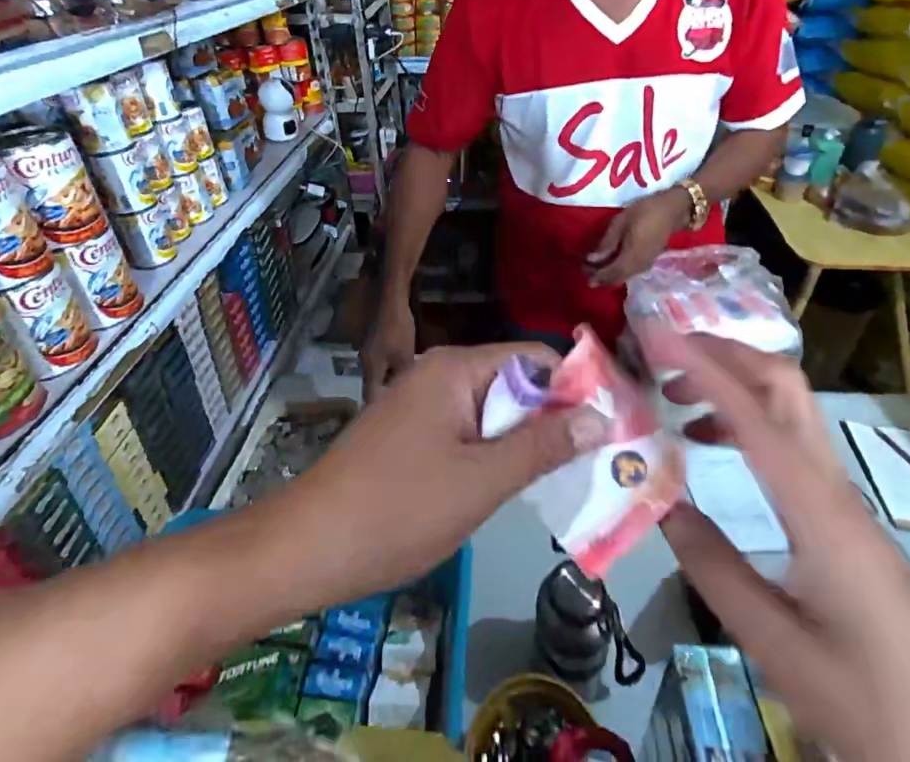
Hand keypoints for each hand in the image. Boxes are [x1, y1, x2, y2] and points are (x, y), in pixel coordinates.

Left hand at [272, 344, 609, 608]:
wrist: (299, 552)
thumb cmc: (396, 511)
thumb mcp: (481, 482)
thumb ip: (543, 445)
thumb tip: (599, 415)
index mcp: (455, 369)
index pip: (536, 359)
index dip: (576, 387)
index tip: (610, 422)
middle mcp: (438, 373)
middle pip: (515, 383)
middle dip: (553, 418)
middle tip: (594, 457)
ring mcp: (420, 404)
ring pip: (492, 412)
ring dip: (524, 440)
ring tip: (564, 474)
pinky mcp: (409, 434)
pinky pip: (467, 431)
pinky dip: (493, 453)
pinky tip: (510, 484)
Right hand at [361, 299, 416, 402]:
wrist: (391, 303)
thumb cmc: (398, 330)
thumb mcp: (405, 355)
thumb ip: (405, 376)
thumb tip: (408, 394)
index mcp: (370, 368)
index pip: (369, 397)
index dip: (375, 411)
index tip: (382, 423)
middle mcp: (366, 363)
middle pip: (373, 387)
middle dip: (382, 400)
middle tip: (395, 412)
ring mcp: (370, 353)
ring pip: (379, 376)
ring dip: (388, 386)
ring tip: (400, 397)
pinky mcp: (378, 346)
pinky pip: (383, 366)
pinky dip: (391, 374)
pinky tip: (403, 376)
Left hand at [586, 186, 689, 286]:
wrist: (673, 210)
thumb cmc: (646, 211)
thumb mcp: (621, 222)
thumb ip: (607, 243)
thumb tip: (592, 260)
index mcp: (631, 257)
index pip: (611, 273)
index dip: (597, 275)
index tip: (583, 272)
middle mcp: (639, 266)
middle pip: (617, 278)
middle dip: (601, 277)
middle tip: (586, 272)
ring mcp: (646, 265)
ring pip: (624, 276)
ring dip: (609, 275)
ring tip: (596, 269)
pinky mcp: (649, 261)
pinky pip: (631, 272)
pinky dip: (619, 271)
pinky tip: (611, 264)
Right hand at [636, 328, 909, 761]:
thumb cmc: (861, 694)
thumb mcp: (772, 641)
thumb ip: (713, 568)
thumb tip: (663, 503)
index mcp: (814, 508)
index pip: (753, 414)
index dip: (704, 368)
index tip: (658, 336)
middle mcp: (831, 483)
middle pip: (784, 384)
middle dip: (725, 354)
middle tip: (665, 357)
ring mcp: (840, 491)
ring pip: (788, 406)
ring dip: (734, 384)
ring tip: (677, 400)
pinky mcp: (839, 507)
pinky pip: (789, 439)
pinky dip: (746, 421)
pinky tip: (713, 446)